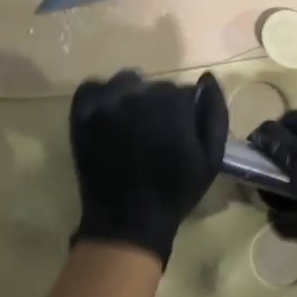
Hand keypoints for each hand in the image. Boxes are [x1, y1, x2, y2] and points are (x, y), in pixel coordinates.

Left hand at [68, 70, 227, 264]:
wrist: (127, 219)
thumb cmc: (175, 191)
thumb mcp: (210, 158)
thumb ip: (214, 113)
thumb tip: (206, 78)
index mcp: (172, 105)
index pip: (182, 92)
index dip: (184, 114)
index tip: (180, 135)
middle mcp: (139, 96)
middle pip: (155, 87)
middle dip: (159, 106)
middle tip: (156, 136)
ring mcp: (107, 103)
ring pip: (126, 83)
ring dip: (132, 97)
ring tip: (133, 125)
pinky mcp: (82, 113)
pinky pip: (94, 87)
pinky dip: (103, 95)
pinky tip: (110, 114)